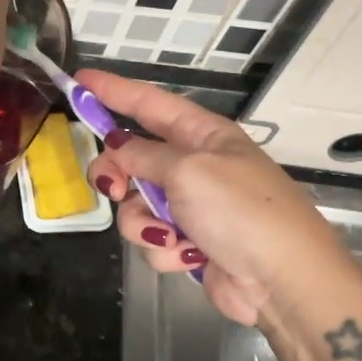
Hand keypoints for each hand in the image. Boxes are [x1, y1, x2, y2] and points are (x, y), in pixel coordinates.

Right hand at [79, 70, 345, 325]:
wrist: (282, 279)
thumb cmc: (242, 212)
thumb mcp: (189, 171)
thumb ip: (143, 155)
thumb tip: (117, 146)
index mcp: (203, 135)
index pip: (149, 104)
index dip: (113, 91)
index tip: (79, 81)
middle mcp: (194, 166)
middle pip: (131, 159)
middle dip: (117, 176)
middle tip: (111, 189)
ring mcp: (190, 206)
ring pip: (135, 206)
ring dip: (146, 224)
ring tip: (171, 237)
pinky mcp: (186, 242)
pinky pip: (151, 238)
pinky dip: (165, 250)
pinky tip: (191, 257)